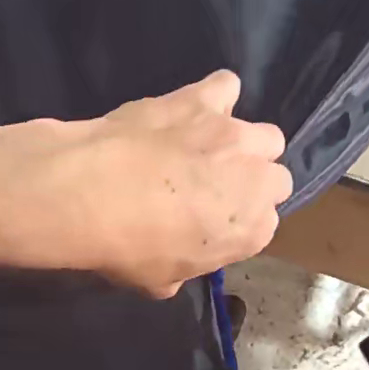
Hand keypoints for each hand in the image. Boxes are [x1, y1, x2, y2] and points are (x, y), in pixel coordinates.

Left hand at [29, 71, 290, 296]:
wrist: (93, 195)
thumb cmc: (130, 249)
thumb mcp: (159, 282)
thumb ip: (181, 271)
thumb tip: (174, 269)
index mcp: (252, 231)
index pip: (261, 227)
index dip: (234, 227)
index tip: (209, 227)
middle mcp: (258, 181)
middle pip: (274, 181)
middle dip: (250, 186)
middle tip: (211, 191)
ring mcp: (234, 135)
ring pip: (266, 136)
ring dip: (243, 145)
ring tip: (206, 152)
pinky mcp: (203, 100)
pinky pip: (226, 87)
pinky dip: (215, 97)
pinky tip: (191, 110)